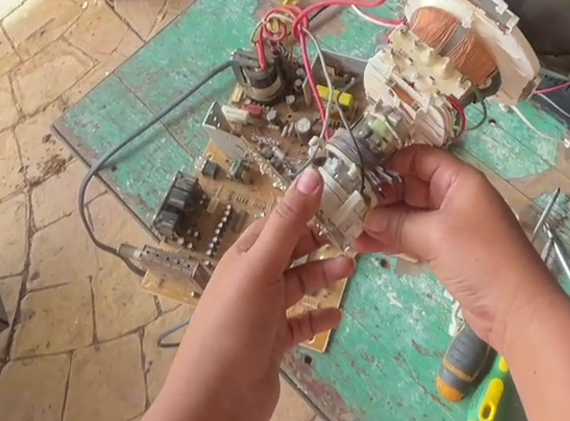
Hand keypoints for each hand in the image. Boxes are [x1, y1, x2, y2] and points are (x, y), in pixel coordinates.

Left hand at [146, 170, 354, 420]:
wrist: (214, 403)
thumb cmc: (234, 325)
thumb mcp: (261, 266)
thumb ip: (289, 222)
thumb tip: (313, 172)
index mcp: (246, 255)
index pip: (280, 220)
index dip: (308, 206)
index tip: (342, 197)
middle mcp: (254, 278)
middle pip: (293, 250)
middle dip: (321, 240)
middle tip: (355, 233)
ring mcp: (264, 312)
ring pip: (299, 284)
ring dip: (324, 274)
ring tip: (350, 269)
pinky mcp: (274, 342)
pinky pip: (302, 321)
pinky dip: (319, 314)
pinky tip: (337, 313)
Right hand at [353, 146, 562, 353]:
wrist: (516, 309)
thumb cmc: (480, 257)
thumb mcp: (437, 234)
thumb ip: (400, 223)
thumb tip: (368, 218)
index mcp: (460, 180)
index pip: (422, 157)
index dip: (394, 160)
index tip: (363, 170)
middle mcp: (455, 197)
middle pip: (414, 185)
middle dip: (383, 194)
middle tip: (350, 203)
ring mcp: (452, 225)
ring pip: (412, 214)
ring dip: (384, 220)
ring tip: (351, 227)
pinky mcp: (448, 251)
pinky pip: (416, 236)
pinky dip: (395, 239)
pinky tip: (367, 244)